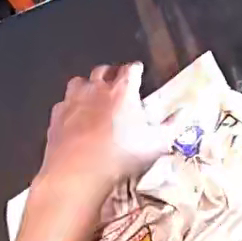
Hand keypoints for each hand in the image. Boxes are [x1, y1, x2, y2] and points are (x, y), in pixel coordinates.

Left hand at [37, 63, 177, 203]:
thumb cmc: (121, 155)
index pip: (131, 69)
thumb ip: (172, 125)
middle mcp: (96, 89)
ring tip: (94, 96)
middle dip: (111, 73)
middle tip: (117, 82)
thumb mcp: (157, 143)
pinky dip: (71, 107)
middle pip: (103, 70)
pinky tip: (75, 117)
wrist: (78, 171)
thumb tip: (184, 113)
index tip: (139, 71)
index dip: (136, 69)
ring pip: (79, 82)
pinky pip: (63, 103)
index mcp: (122, 91)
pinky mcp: (57, 116)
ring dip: (87, 86)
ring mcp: (73, 101)